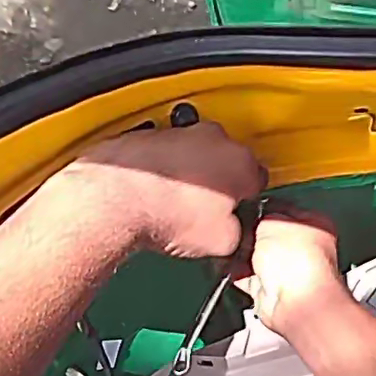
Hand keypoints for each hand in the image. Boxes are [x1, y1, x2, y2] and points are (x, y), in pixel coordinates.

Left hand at [45, 122, 264, 258]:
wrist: (116, 201)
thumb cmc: (165, 214)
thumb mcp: (222, 242)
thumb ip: (239, 234)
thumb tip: (233, 234)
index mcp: (240, 163)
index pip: (259, 180)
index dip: (249, 202)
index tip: (239, 215)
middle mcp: (213, 139)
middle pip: (228, 163)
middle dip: (221, 186)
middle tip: (208, 215)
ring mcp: (180, 132)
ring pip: (197, 156)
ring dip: (192, 177)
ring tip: (178, 208)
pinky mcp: (150, 134)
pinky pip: (167, 154)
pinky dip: (165, 171)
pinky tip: (157, 195)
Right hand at [233, 209, 353, 338]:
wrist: (295, 303)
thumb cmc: (300, 264)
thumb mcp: (272, 223)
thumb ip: (260, 216)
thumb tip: (249, 216)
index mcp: (314, 225)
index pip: (284, 209)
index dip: (263, 207)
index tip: (246, 207)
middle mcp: (302, 249)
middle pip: (268, 235)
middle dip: (250, 233)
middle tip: (238, 229)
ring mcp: (287, 272)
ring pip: (256, 257)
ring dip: (242, 254)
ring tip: (232, 248)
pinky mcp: (270, 291)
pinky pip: (247, 277)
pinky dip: (236, 272)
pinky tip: (229, 265)